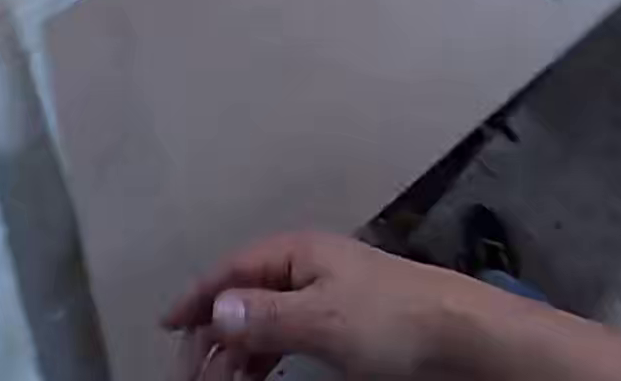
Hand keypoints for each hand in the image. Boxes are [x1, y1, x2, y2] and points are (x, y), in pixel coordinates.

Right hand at [161, 231, 514, 379]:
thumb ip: (267, 315)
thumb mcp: (323, 319)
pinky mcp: (337, 320)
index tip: (166, 323)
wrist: (454, 332)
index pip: (235, 269)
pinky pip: (286, 333)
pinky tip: (254, 376)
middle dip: (214, 330)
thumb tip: (215, 306)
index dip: (199, 294)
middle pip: (245, 294)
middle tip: (189, 373)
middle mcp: (304, 266)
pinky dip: (264, 356)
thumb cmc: (386, 318)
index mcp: (298, 253)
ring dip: (237, 349)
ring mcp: (321, 292)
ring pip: (264, 317)